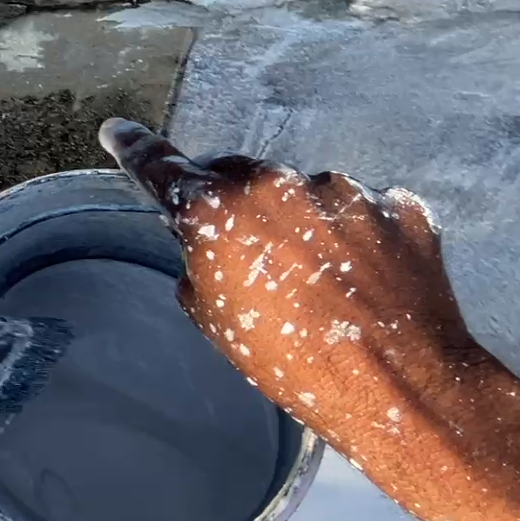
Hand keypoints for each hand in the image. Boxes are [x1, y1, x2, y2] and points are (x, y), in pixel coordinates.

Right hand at [96, 118, 478, 436]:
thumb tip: (206, 235)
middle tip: (250, 250)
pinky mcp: (398, 207)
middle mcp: (271, 184)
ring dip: (296, 216)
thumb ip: (197, 254)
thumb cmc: (285, 357)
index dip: (132, 146)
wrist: (403, 391)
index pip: (157, 165)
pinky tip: (362, 272)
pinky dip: (352, 230)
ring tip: (319, 273)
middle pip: (234, 173)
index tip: (117, 130)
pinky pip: (358, 206)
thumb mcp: (207, 309)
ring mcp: (340, 191)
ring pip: (298, 189)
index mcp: (212, 208)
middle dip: (233, 200)